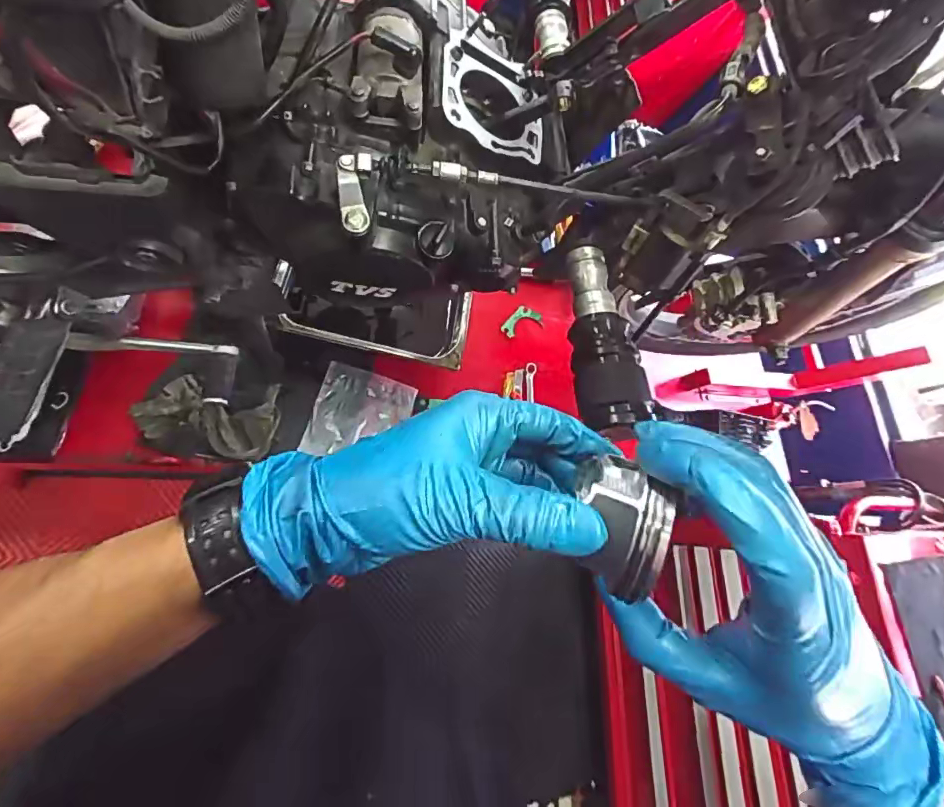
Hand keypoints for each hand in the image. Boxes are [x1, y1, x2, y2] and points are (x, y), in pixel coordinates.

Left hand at [241, 391, 611, 597]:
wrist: (329, 524)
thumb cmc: (384, 491)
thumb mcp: (467, 501)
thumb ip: (532, 515)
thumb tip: (584, 526)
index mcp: (485, 416)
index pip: (552, 423)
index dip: (586, 443)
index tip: (614, 466)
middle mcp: (481, 433)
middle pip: (543, 448)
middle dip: (574, 471)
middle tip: (606, 499)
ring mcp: (470, 462)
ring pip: (527, 473)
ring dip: (554, 493)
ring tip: (586, 514)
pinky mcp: (459, 490)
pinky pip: (508, 494)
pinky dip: (531, 507)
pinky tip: (549, 523)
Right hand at [601, 423, 943, 806]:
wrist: (856, 710)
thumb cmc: (803, 704)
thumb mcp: (714, 684)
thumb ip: (655, 639)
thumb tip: (615, 588)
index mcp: (797, 598)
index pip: (753, 512)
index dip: (703, 473)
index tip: (658, 458)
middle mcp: (811, 556)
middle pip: (755, 477)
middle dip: (696, 450)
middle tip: (646, 445)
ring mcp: (811, 539)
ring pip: (760, 471)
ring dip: (707, 450)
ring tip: (660, 449)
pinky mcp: (801, 532)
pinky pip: (760, 484)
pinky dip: (720, 466)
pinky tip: (688, 470)